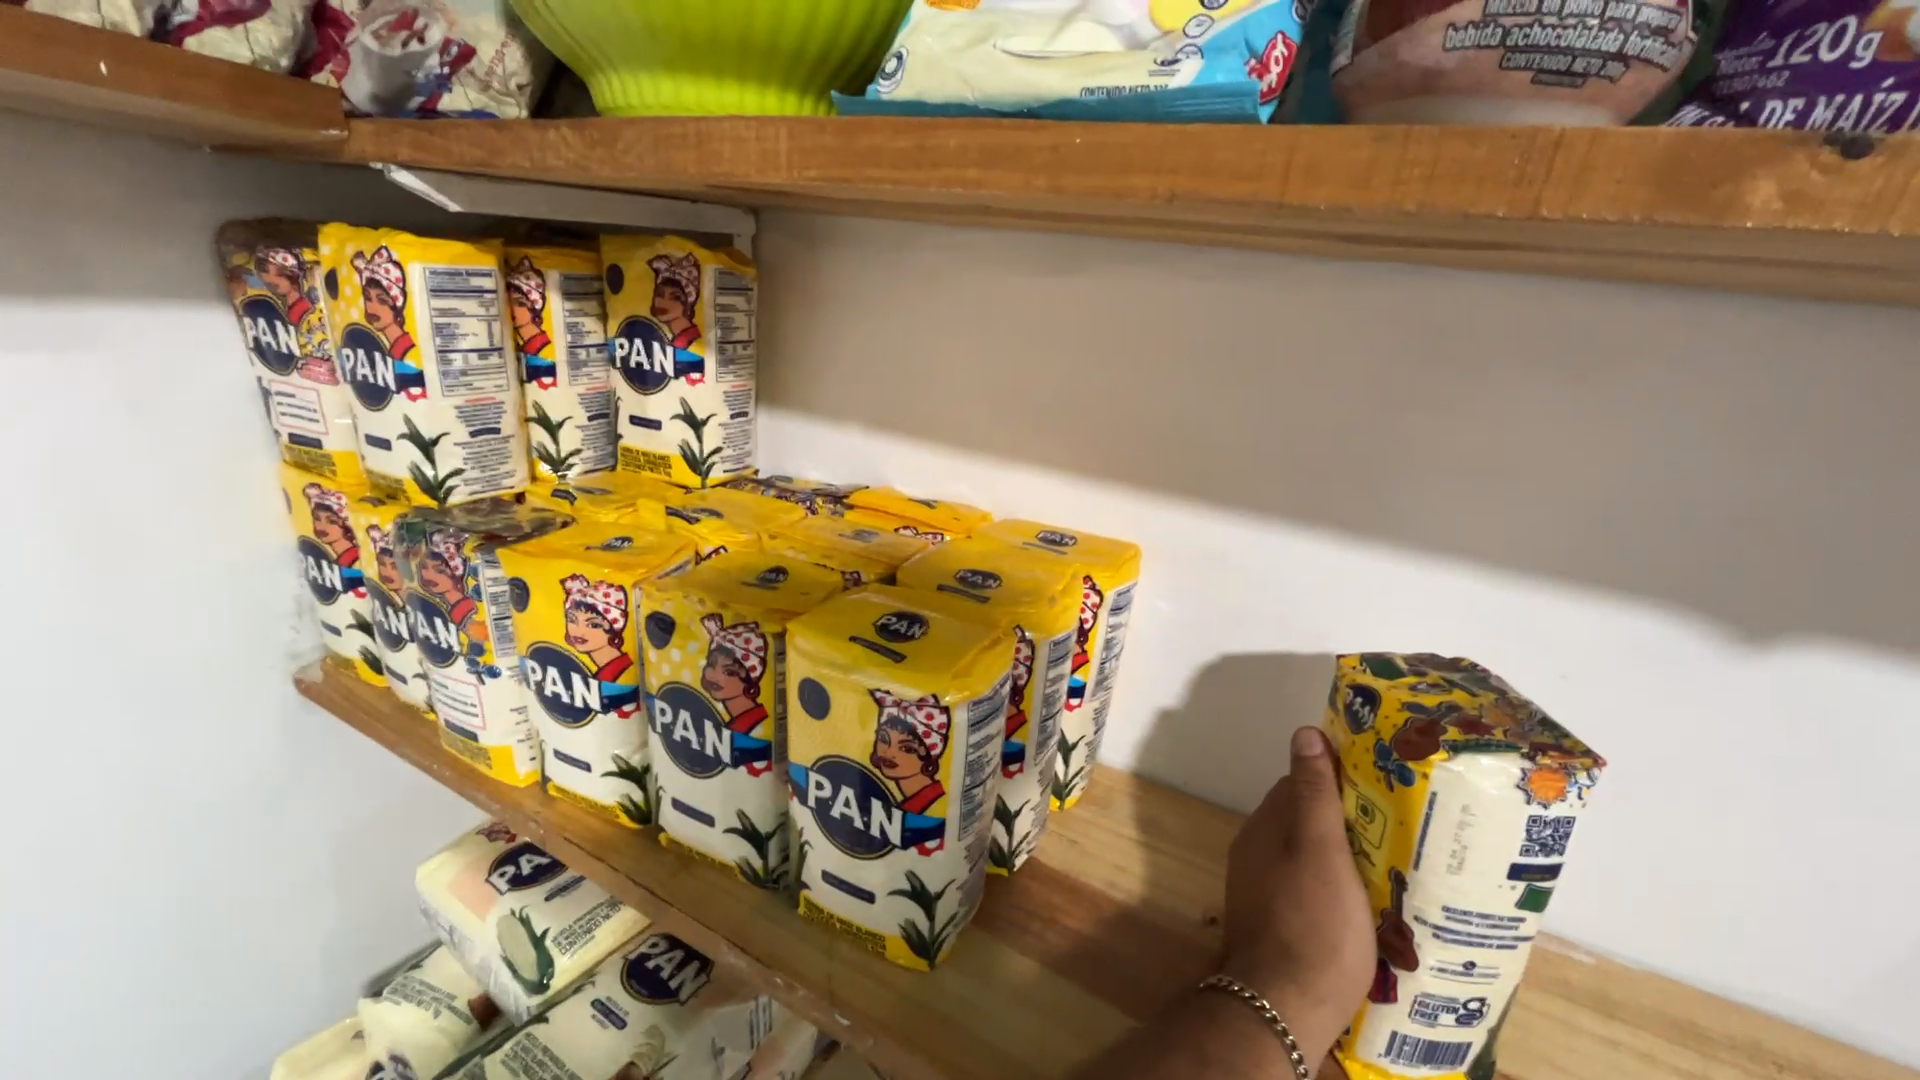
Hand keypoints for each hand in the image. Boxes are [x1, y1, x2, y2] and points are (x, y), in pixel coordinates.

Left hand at [1222, 727, 1375, 1064]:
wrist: (1283, 1007)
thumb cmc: (1312, 923)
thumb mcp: (1320, 851)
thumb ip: (1313, 794)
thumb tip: (1305, 732)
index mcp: (1264, 828)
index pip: (1301, 785)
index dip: (1341, 782)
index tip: (1385, 787)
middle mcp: (1255, 852)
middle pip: (1305, 823)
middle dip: (1349, 823)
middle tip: (1403, 832)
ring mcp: (1261, 889)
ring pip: (1309, 859)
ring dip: (1346, 860)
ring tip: (1396, 870)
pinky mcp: (1275, 922)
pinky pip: (1310, 891)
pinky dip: (1338, 891)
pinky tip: (1369, 908)